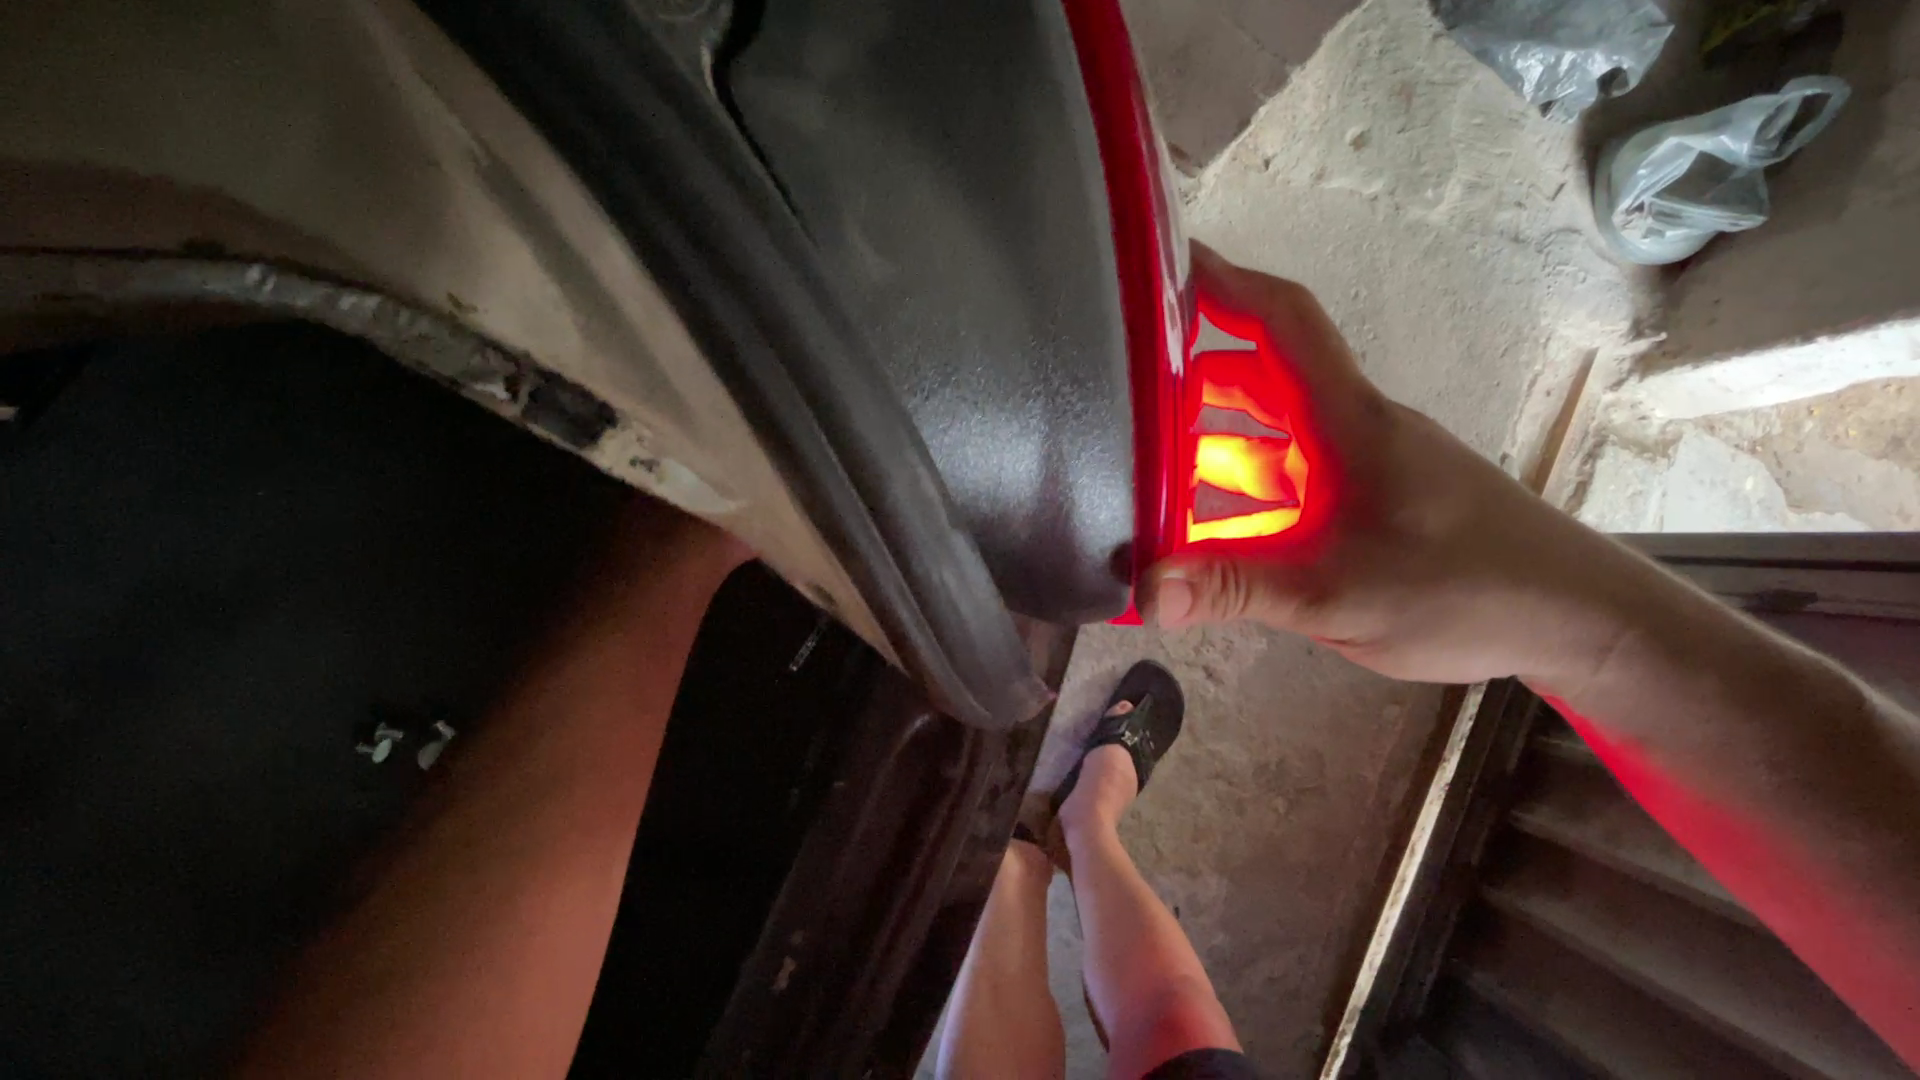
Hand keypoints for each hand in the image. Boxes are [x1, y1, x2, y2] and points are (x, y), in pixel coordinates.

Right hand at [1139, 245, 1638, 687]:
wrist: (1580, 621)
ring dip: (1211, 435)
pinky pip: (1286, 481)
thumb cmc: (1469, 589)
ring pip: (1272, 434)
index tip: (1166, 261)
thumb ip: (1238, 587)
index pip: (1283, 322)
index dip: (1224, 283)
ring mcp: (1361, 469)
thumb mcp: (1339, 594)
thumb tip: (1145, 591)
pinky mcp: (1367, 506)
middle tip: (1124, 377)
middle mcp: (1351, 431)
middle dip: (1193, 368)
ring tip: (1146, 450)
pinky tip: (1204, 523)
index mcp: (1350, 422)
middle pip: (1263, 375)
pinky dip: (1238, 490)